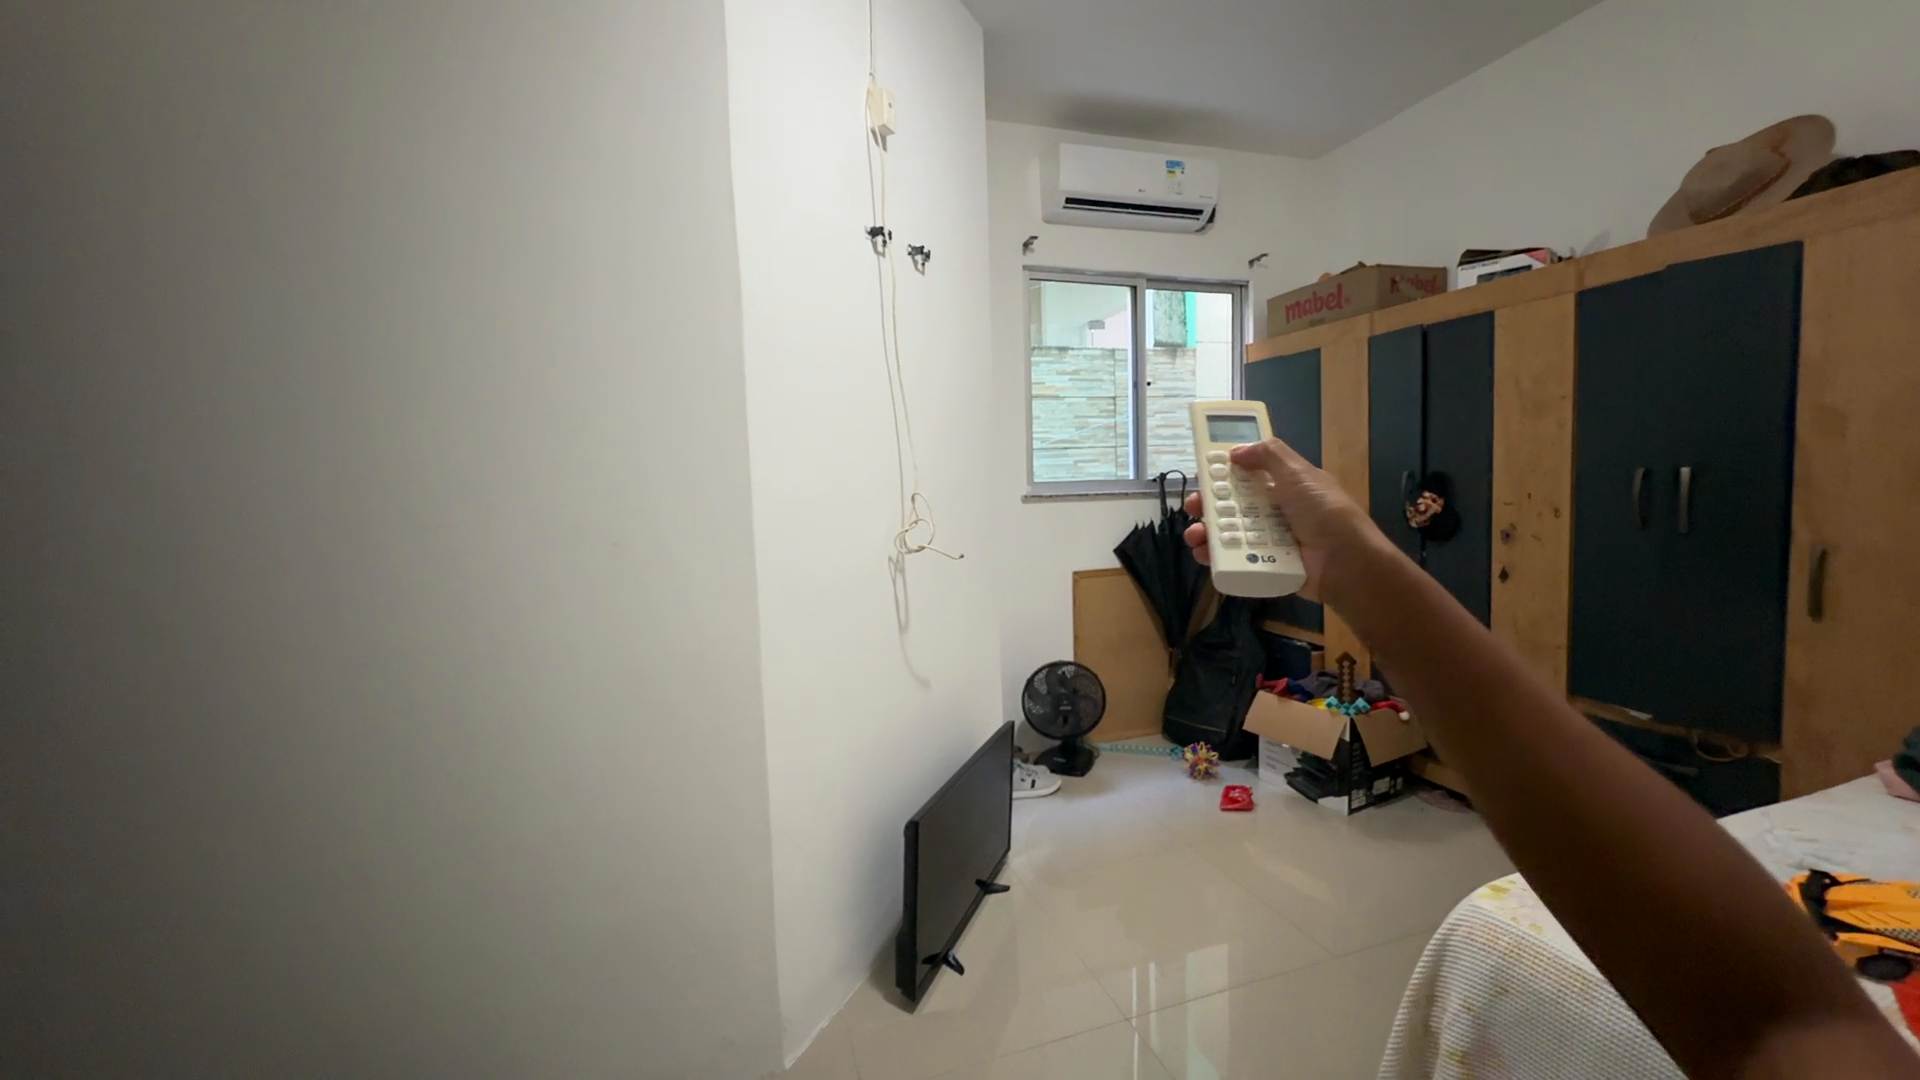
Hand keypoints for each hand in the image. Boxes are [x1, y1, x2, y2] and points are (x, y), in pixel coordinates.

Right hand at [1183, 437, 1378, 603]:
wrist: (1344, 562)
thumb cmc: (1323, 512)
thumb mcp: (1299, 474)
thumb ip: (1268, 455)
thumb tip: (1235, 450)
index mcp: (1282, 485)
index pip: (1246, 474)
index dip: (1223, 471)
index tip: (1203, 472)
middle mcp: (1271, 510)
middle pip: (1229, 503)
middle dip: (1206, 503)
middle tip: (1193, 506)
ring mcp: (1265, 538)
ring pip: (1225, 531)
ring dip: (1205, 531)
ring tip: (1195, 535)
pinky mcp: (1262, 562)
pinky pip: (1232, 557)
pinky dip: (1214, 555)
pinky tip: (1204, 553)